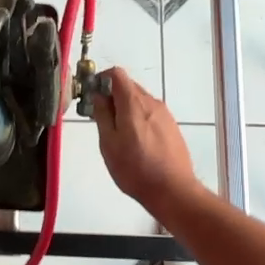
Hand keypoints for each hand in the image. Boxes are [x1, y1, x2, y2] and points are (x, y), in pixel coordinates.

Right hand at [90, 67, 201, 213]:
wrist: (173, 190)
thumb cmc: (135, 169)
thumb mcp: (109, 144)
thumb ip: (102, 115)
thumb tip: (98, 96)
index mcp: (134, 103)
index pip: (116, 74)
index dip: (101, 79)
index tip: (92, 96)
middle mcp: (152, 102)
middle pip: (128, 86)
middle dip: (112, 96)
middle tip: (100, 118)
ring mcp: (164, 114)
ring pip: (140, 100)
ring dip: (125, 108)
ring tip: (117, 134)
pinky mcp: (171, 126)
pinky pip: (150, 113)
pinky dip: (138, 118)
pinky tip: (135, 141)